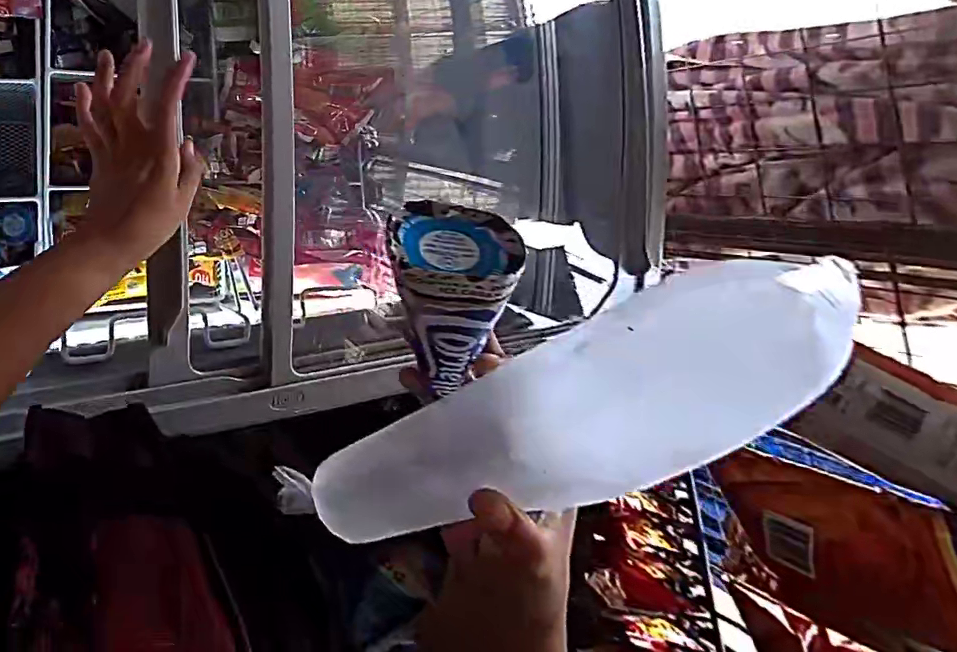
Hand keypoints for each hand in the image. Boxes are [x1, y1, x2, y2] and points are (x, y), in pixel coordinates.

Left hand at [71, 41, 202, 268]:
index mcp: (158, 152)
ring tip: (107, 55)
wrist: (109, 243)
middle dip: (136, 67)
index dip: (175, 79)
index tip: (184, 60)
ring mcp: (112, 149)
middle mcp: (133, 144)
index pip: (168, 106)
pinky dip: (84, 107)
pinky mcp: (98, 158)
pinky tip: (81, 89)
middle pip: (130, 96)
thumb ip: (190, 171)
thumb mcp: (182, 203)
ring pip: (105, 106)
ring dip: (105, 78)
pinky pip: (89, 127)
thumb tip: (190, 146)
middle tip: (144, 46)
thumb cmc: (147, 227)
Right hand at [410, 350, 574, 651]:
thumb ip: (513, 531)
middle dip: (470, 371)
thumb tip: (484, 497)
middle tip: (442, 336)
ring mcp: (482, 472)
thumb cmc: (526, 602)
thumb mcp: (529, 566)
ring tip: (416, 359)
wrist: (489, 640)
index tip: (484, 353)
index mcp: (549, 478)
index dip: (515, 381)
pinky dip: (422, 414)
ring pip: (463, 417)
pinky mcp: (450, 483)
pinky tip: (406, 394)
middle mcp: (517, 466)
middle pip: (496, 406)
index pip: (538, 415)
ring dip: (441, 385)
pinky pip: (437, 440)